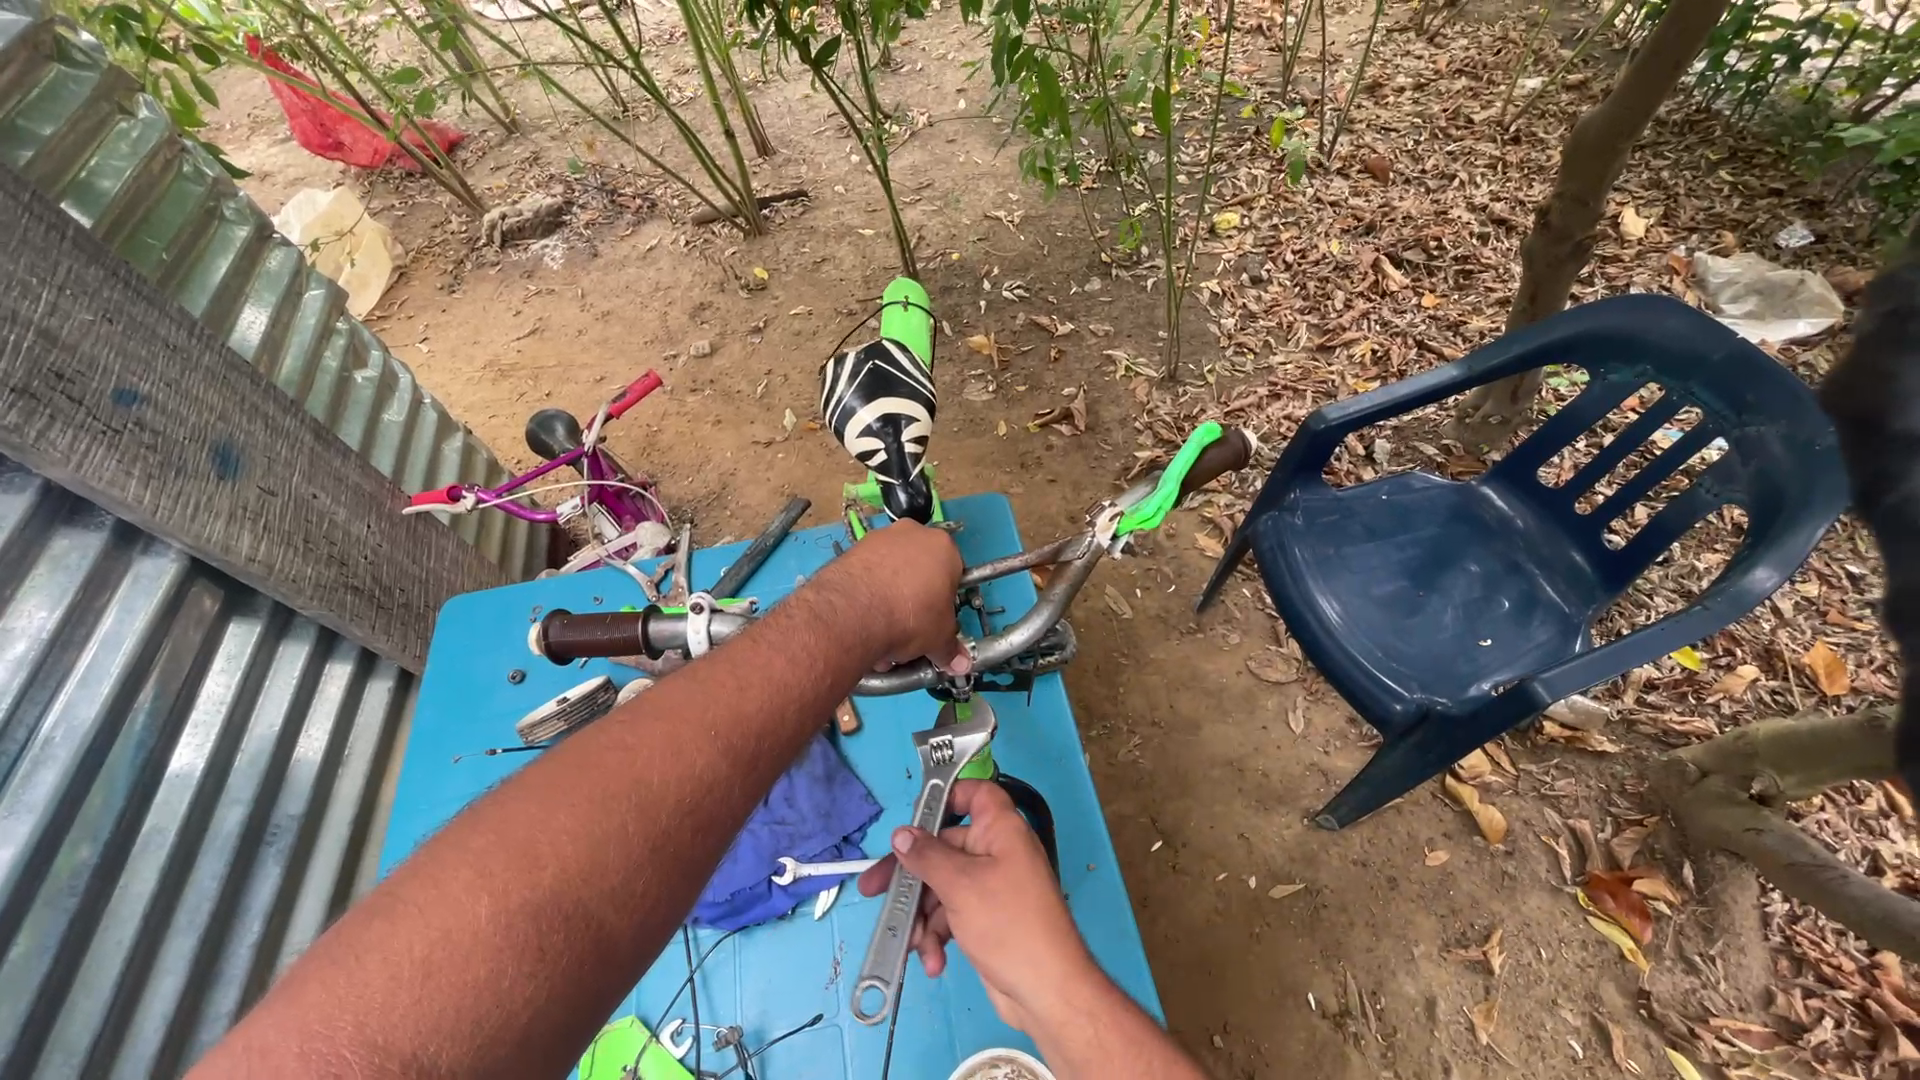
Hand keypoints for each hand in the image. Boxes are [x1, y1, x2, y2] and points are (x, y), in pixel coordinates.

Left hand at [818, 520, 967, 672]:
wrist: (855, 612)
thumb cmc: (911, 616)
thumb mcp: (940, 637)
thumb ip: (950, 648)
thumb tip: (960, 663)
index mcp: (944, 547)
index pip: (953, 574)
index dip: (945, 602)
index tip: (936, 620)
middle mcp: (913, 534)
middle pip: (920, 571)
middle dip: (915, 601)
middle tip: (910, 628)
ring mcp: (880, 538)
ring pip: (892, 574)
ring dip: (889, 600)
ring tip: (883, 633)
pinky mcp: (852, 550)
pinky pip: (868, 575)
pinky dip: (868, 596)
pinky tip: (864, 623)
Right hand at [856, 780, 1096, 1032]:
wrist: (1046, 991)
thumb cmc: (1008, 923)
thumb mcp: (961, 885)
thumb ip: (927, 856)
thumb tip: (901, 834)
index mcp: (1000, 829)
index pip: (975, 794)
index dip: (947, 797)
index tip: (914, 816)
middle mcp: (996, 852)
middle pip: (944, 847)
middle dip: (911, 874)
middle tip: (873, 889)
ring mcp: (991, 887)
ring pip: (942, 886)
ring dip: (923, 916)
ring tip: (913, 944)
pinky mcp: (985, 919)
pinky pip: (951, 914)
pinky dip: (938, 935)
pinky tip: (933, 961)